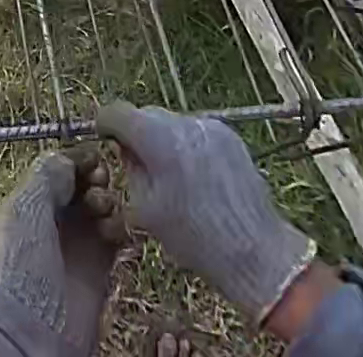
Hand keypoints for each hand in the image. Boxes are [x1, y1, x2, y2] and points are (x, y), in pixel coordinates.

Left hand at [0, 147, 124, 356]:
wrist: (39, 329)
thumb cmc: (24, 266)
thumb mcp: (27, 207)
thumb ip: (49, 175)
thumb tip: (69, 159)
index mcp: (29, 200)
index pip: (57, 168)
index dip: (75, 159)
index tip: (92, 156)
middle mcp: (53, 218)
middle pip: (82, 183)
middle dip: (94, 177)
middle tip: (99, 181)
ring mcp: (77, 241)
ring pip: (100, 205)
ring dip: (107, 200)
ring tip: (103, 208)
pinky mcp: (99, 264)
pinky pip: (116, 233)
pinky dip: (119, 225)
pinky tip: (113, 231)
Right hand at [95, 102, 315, 323]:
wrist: (256, 251)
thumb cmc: (194, 237)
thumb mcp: (144, 207)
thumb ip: (130, 167)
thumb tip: (125, 147)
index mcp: (156, 139)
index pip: (116, 111)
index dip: (106, 124)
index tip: (106, 140)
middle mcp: (181, 123)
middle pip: (144, 114)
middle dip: (136, 133)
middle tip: (139, 164)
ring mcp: (207, 126)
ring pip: (169, 121)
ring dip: (162, 138)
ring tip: (172, 174)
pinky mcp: (228, 134)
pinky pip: (194, 130)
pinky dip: (187, 144)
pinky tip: (196, 175)